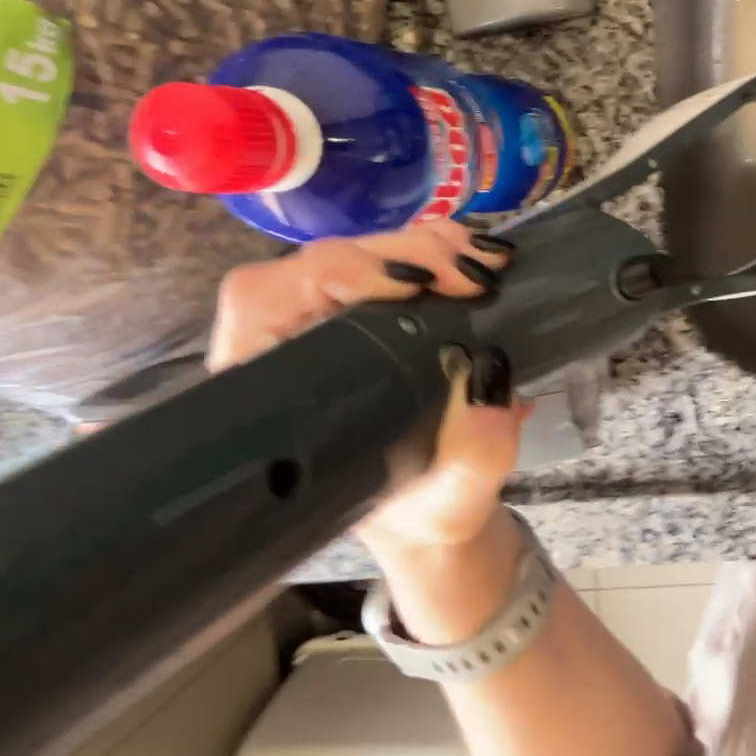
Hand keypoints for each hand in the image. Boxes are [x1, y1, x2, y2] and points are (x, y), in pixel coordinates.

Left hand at [207, 221, 528, 558]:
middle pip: (325, 262)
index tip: (413, 286)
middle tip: (477, 277)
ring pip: (363, 250)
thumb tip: (489, 374)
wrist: (438, 508)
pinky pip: (399, 257)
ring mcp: (334, 323)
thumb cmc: (427, 510)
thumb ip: (474, 451)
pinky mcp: (376, 311)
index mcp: (275, 396)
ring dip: (430, 245)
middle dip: (406, 253)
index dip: (335, 274)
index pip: (266, 300)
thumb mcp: (456, 497)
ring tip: (489, 264)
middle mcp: (291, 347)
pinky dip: (444, 247)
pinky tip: (484, 257)